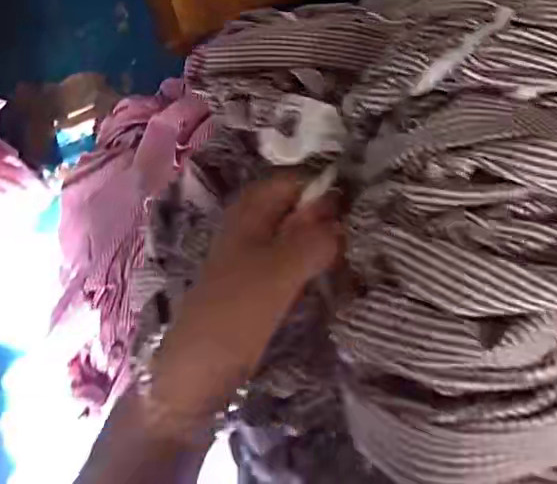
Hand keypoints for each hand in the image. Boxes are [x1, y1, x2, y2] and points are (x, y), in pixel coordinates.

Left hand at [138, 174, 341, 440]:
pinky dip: (311, 266)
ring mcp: (253, 255)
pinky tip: (333, 278)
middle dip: (327, 218)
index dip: (325, 190)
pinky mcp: (257, 285)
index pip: (296, 181)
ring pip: (296, 236)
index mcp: (250, 208)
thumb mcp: (281, 270)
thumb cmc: (235, 311)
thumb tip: (343, 222)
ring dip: (322, 243)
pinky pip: (292, 263)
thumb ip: (316, 239)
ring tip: (354, 256)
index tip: (358, 208)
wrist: (194, 374)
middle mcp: (251, 224)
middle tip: (363, 235)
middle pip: (296, 208)